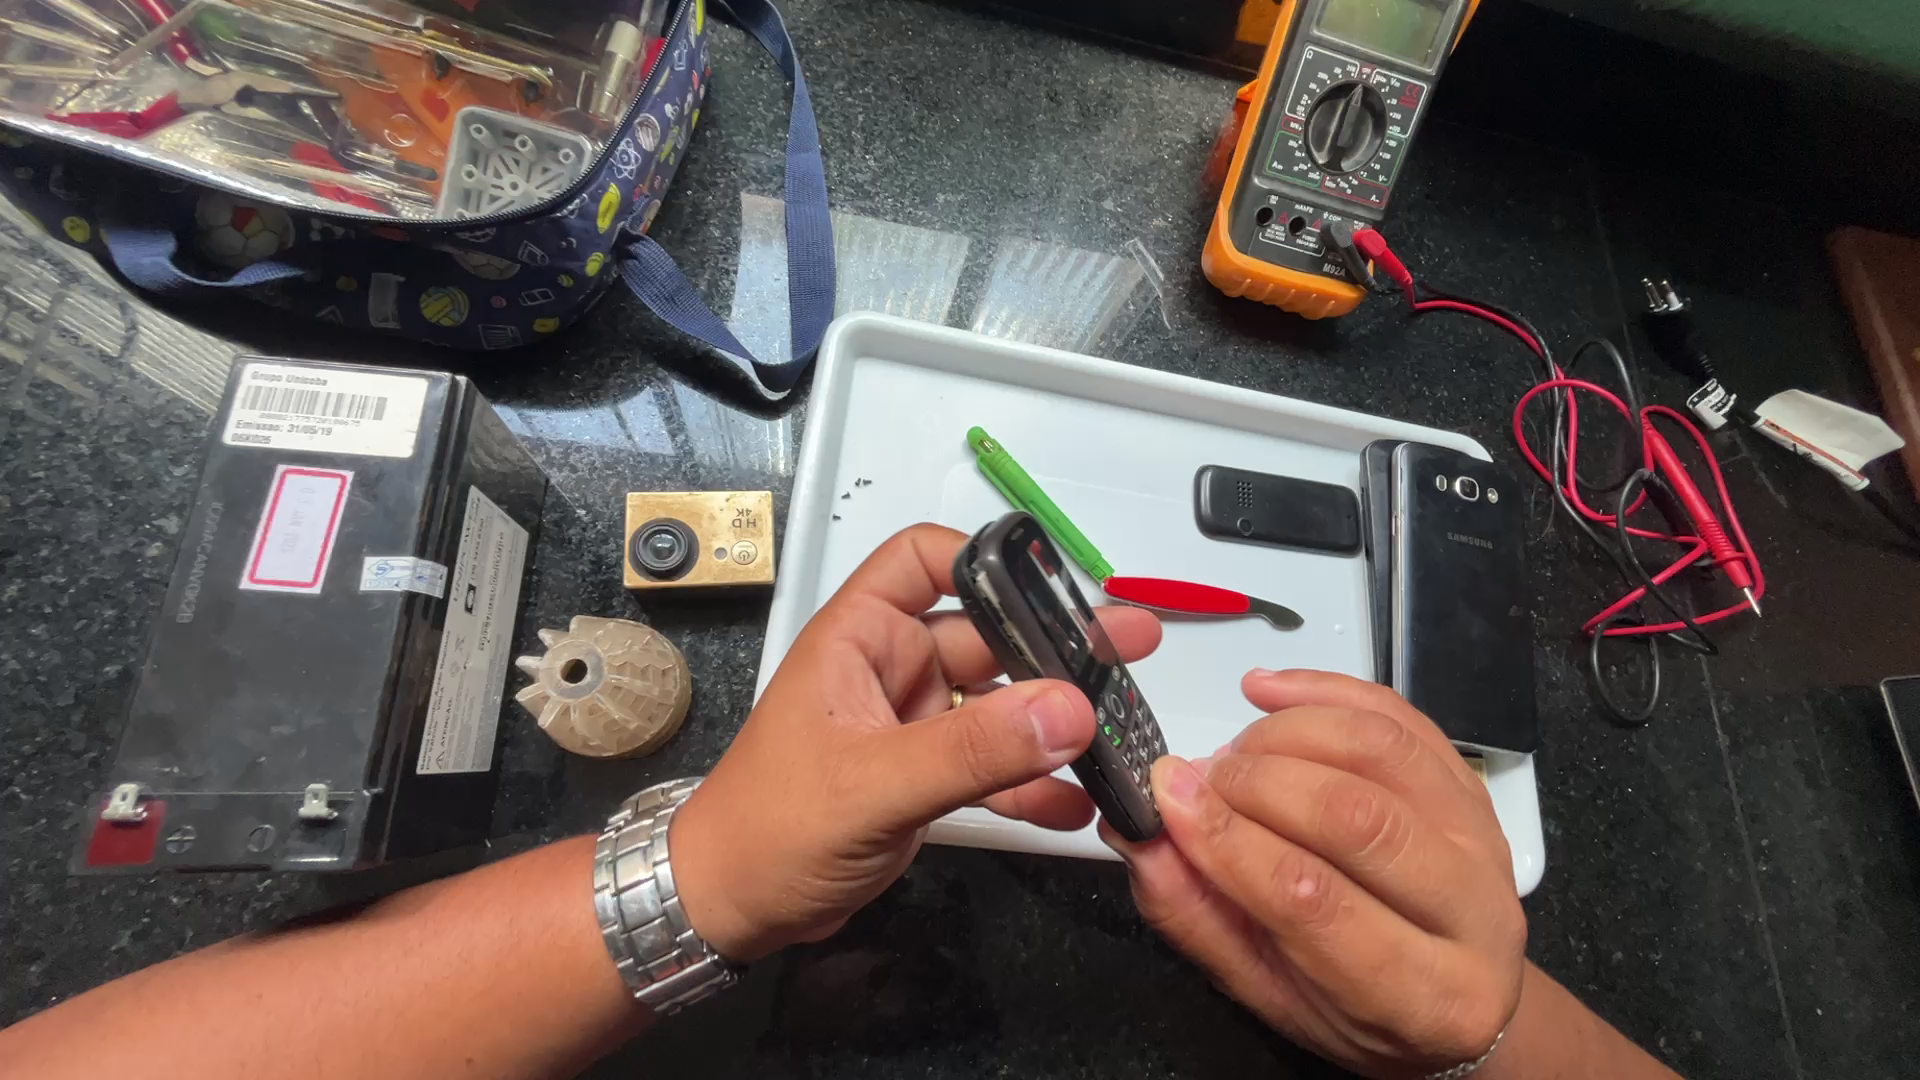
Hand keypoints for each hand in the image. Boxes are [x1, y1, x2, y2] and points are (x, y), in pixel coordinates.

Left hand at [670, 524, 1158, 962]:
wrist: (733, 907)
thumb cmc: (770, 827)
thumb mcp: (871, 784)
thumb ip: (969, 751)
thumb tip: (1069, 710)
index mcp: (863, 634)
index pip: (924, 558)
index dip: (984, 558)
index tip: (1051, 581)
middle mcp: (894, 665)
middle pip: (987, 631)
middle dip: (1054, 644)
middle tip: (1128, 648)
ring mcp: (916, 719)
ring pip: (1000, 699)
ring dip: (1056, 716)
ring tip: (1123, 725)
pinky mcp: (928, 770)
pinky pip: (994, 762)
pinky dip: (1033, 780)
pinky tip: (1077, 801)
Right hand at [1103, 670, 1524, 1079]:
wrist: (1449, 990)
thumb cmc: (1345, 1001)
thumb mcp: (1256, 984)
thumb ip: (1191, 912)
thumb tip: (1135, 832)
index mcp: (1417, 992)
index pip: (1312, 899)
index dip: (1228, 838)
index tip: (1167, 794)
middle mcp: (1471, 910)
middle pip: (1352, 817)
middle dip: (1252, 782)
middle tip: (1198, 778)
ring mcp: (1479, 834)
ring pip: (1376, 748)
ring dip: (1282, 733)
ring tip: (1233, 753)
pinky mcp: (1467, 780)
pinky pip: (1394, 710)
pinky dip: (1318, 687)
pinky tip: (1262, 691)